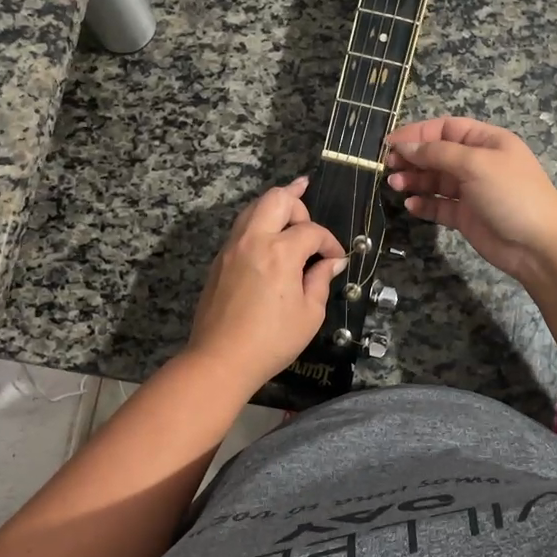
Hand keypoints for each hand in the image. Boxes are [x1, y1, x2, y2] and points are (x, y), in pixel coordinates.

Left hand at [185, 177, 346, 384]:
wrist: (220, 359)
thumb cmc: (271, 341)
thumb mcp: (310, 314)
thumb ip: (321, 281)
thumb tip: (331, 263)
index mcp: (280, 252)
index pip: (312, 231)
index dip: (330, 242)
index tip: (336, 259)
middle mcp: (254, 239)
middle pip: (277, 198)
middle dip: (298, 204)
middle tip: (309, 225)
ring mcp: (232, 247)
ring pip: (254, 207)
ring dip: (275, 208)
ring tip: (292, 210)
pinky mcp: (220, 259)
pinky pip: (242, 228)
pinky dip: (259, 225)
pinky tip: (270, 239)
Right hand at [385, 117, 556, 283]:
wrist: (539, 245)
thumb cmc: (512, 195)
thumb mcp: (476, 164)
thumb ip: (438, 153)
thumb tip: (405, 146)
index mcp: (487, 142)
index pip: (446, 129)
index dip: (418, 133)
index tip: (391, 143)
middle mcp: (478, 163)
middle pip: (438, 153)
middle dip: (413, 157)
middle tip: (389, 166)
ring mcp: (473, 191)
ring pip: (436, 180)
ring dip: (415, 180)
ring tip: (396, 185)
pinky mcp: (467, 217)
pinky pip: (440, 206)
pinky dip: (424, 204)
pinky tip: (411, 205)